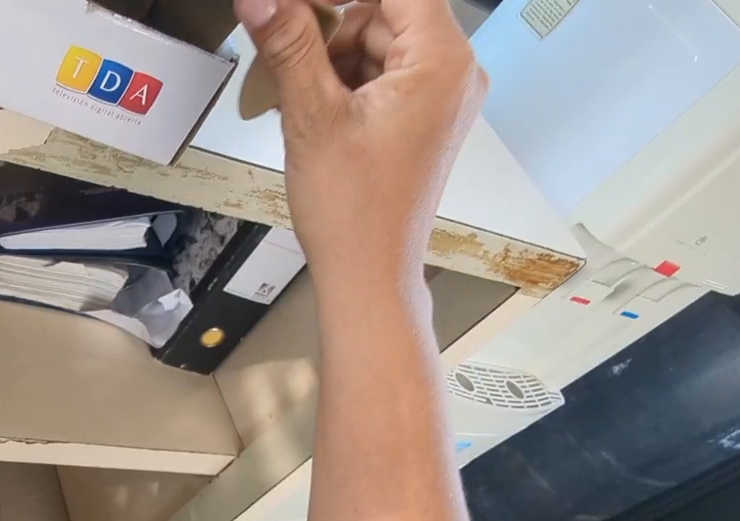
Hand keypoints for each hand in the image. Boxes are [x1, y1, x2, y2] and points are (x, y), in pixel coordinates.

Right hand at [235, 0, 485, 286]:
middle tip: (284, 69)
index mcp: (441, 60)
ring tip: (297, 107)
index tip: (292, 8)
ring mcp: (442, 101)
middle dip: (330, 34)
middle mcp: (455, 72)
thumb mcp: (311, 118)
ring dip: (333, 65)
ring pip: (381, 50)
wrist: (366, 275)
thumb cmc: (349, 208)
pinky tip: (315, 119)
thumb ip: (289, 46)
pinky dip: (347, 90)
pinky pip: (385, 83)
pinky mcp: (424, 126)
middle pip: (386, 15)